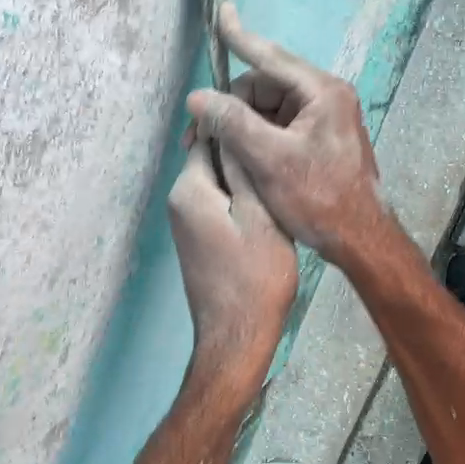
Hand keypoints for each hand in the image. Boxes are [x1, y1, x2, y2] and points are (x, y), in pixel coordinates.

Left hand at [168, 133, 297, 394]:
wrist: (238, 336)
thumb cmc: (256, 277)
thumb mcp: (261, 215)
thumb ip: (244, 170)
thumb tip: (233, 128)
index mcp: (190, 189)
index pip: (210, 136)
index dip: (243, 128)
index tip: (277, 133)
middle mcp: (180, 200)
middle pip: (213, 158)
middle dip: (246, 156)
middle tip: (285, 162)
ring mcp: (186, 222)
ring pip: (219, 182)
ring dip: (247, 181)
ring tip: (282, 186)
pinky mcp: (198, 239)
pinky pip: (219, 204)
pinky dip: (242, 202)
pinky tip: (269, 213)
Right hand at [186, 4, 385, 262]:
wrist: (360, 239)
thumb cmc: (319, 198)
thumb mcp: (269, 160)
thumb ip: (232, 123)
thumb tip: (197, 97)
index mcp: (322, 92)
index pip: (270, 57)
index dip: (240, 37)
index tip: (221, 11)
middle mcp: (326, 97)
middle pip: (265, 86)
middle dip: (230, 105)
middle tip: (199, 136)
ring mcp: (325, 119)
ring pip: (269, 108)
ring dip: (239, 125)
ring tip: (213, 151)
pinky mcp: (320, 139)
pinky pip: (279, 126)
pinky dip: (255, 137)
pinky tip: (236, 157)